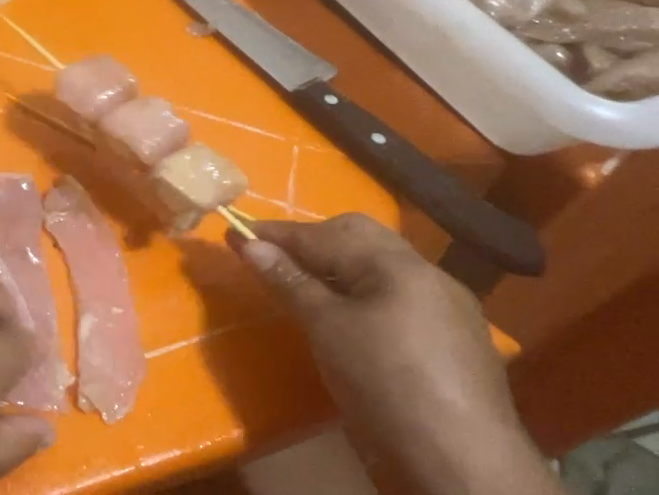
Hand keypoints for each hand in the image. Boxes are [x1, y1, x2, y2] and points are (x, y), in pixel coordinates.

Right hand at [232, 214, 559, 494]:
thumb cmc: (384, 380)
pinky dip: (362, 292)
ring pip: (381, 268)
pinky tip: (346, 314)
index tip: (233, 233)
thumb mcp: (324, 326)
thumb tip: (247, 242)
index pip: (324, 234)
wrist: (462, 462)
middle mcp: (430, 276)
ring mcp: (449, 310)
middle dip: (312, 241)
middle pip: (360, 239)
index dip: (275, 233)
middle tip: (272, 257)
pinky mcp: (455, 341)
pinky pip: (399, 297)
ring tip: (302, 284)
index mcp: (400, 265)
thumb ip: (286, 279)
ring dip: (338, 266)